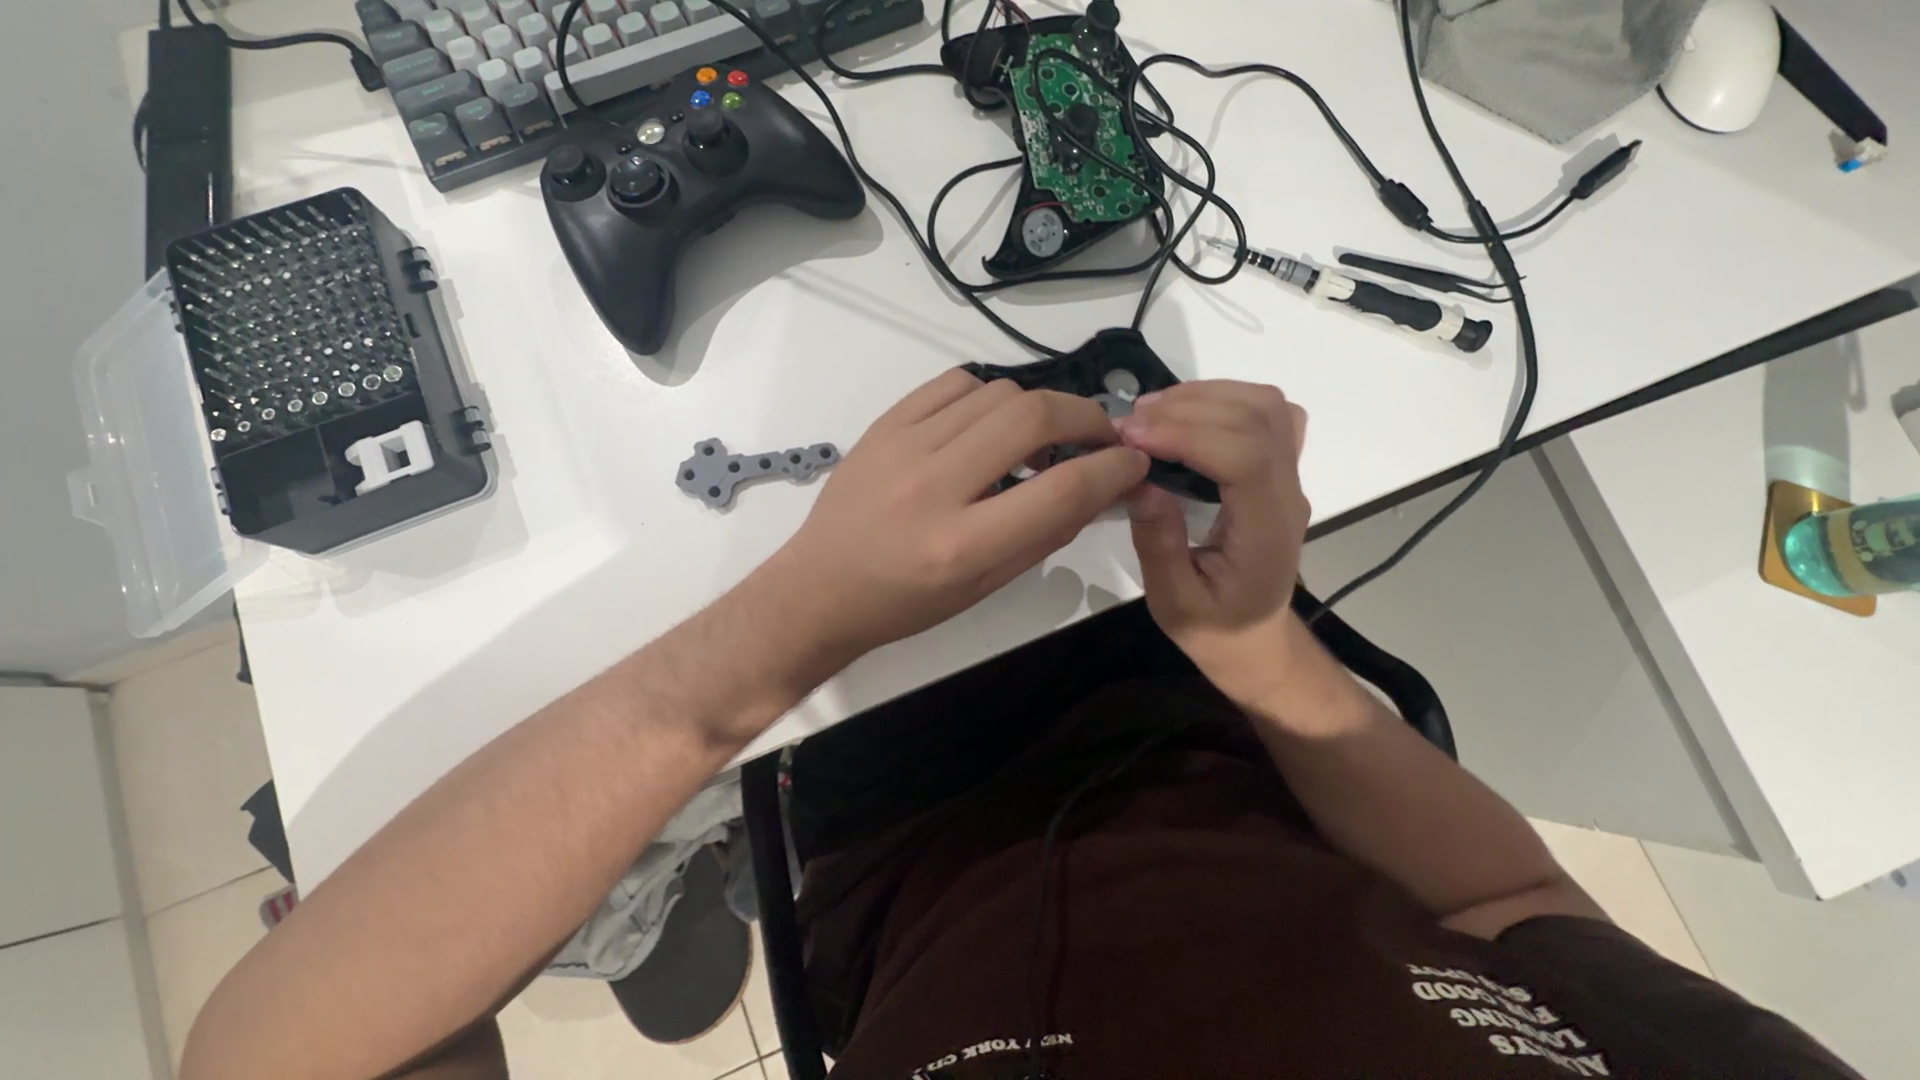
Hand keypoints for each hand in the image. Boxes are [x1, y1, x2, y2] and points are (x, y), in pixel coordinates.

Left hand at [756, 369, 1150, 664]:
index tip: (1133, 462)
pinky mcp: (884, 424)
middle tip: (1100, 437)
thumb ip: (1046, 534)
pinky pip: (955, 383)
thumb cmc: (906, 602)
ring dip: (1039, 409)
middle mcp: (933, 486)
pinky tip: (989, 425)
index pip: (1062, 489)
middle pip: (1033, 416)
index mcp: (962, 545)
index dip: (1114, 469)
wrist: (821, 587)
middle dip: (1087, 418)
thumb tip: (1100, 486)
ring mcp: (903, 446)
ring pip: (999, 392)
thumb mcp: (984, 585)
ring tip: (1040, 440)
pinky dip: (989, 397)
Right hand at [1118, 381, 1312, 704]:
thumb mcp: (1174, 605)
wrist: (1255, 639)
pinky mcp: (1278, 469)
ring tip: (1149, 414)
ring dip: (1205, 396)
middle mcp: (1288, 495)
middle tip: (1129, 425)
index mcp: (1266, 531)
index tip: (1132, 438)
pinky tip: (1183, 415)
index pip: (1245, 458)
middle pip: (1258, 419)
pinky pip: (1266, 414)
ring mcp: (1290, 478)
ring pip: (1265, 406)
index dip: (1188, 435)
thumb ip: (1160, 546)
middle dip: (1188, 408)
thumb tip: (1140, 482)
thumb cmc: (1214, 629)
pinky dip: (1223, 399)